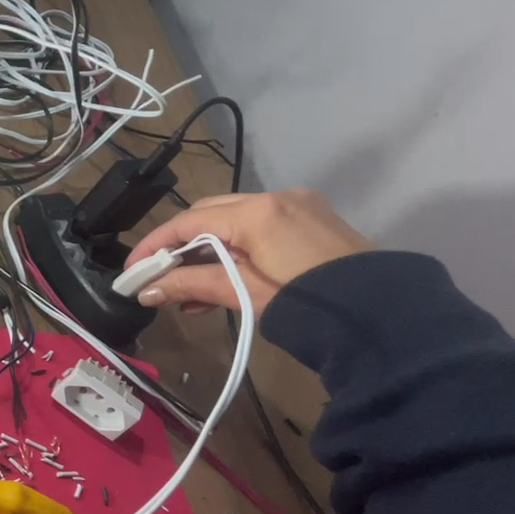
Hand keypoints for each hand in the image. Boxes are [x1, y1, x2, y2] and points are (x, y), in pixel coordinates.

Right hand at [125, 190, 370, 313]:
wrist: (384, 314)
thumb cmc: (306, 301)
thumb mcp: (242, 292)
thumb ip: (190, 284)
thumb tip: (145, 291)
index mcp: (256, 212)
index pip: (187, 221)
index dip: (153, 246)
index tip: (130, 272)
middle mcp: (275, 198)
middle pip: (206, 214)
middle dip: (176, 246)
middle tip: (156, 278)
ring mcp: (297, 206)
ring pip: (230, 220)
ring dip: (202, 250)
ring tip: (185, 288)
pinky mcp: (311, 220)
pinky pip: (255, 226)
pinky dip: (231, 247)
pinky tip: (218, 278)